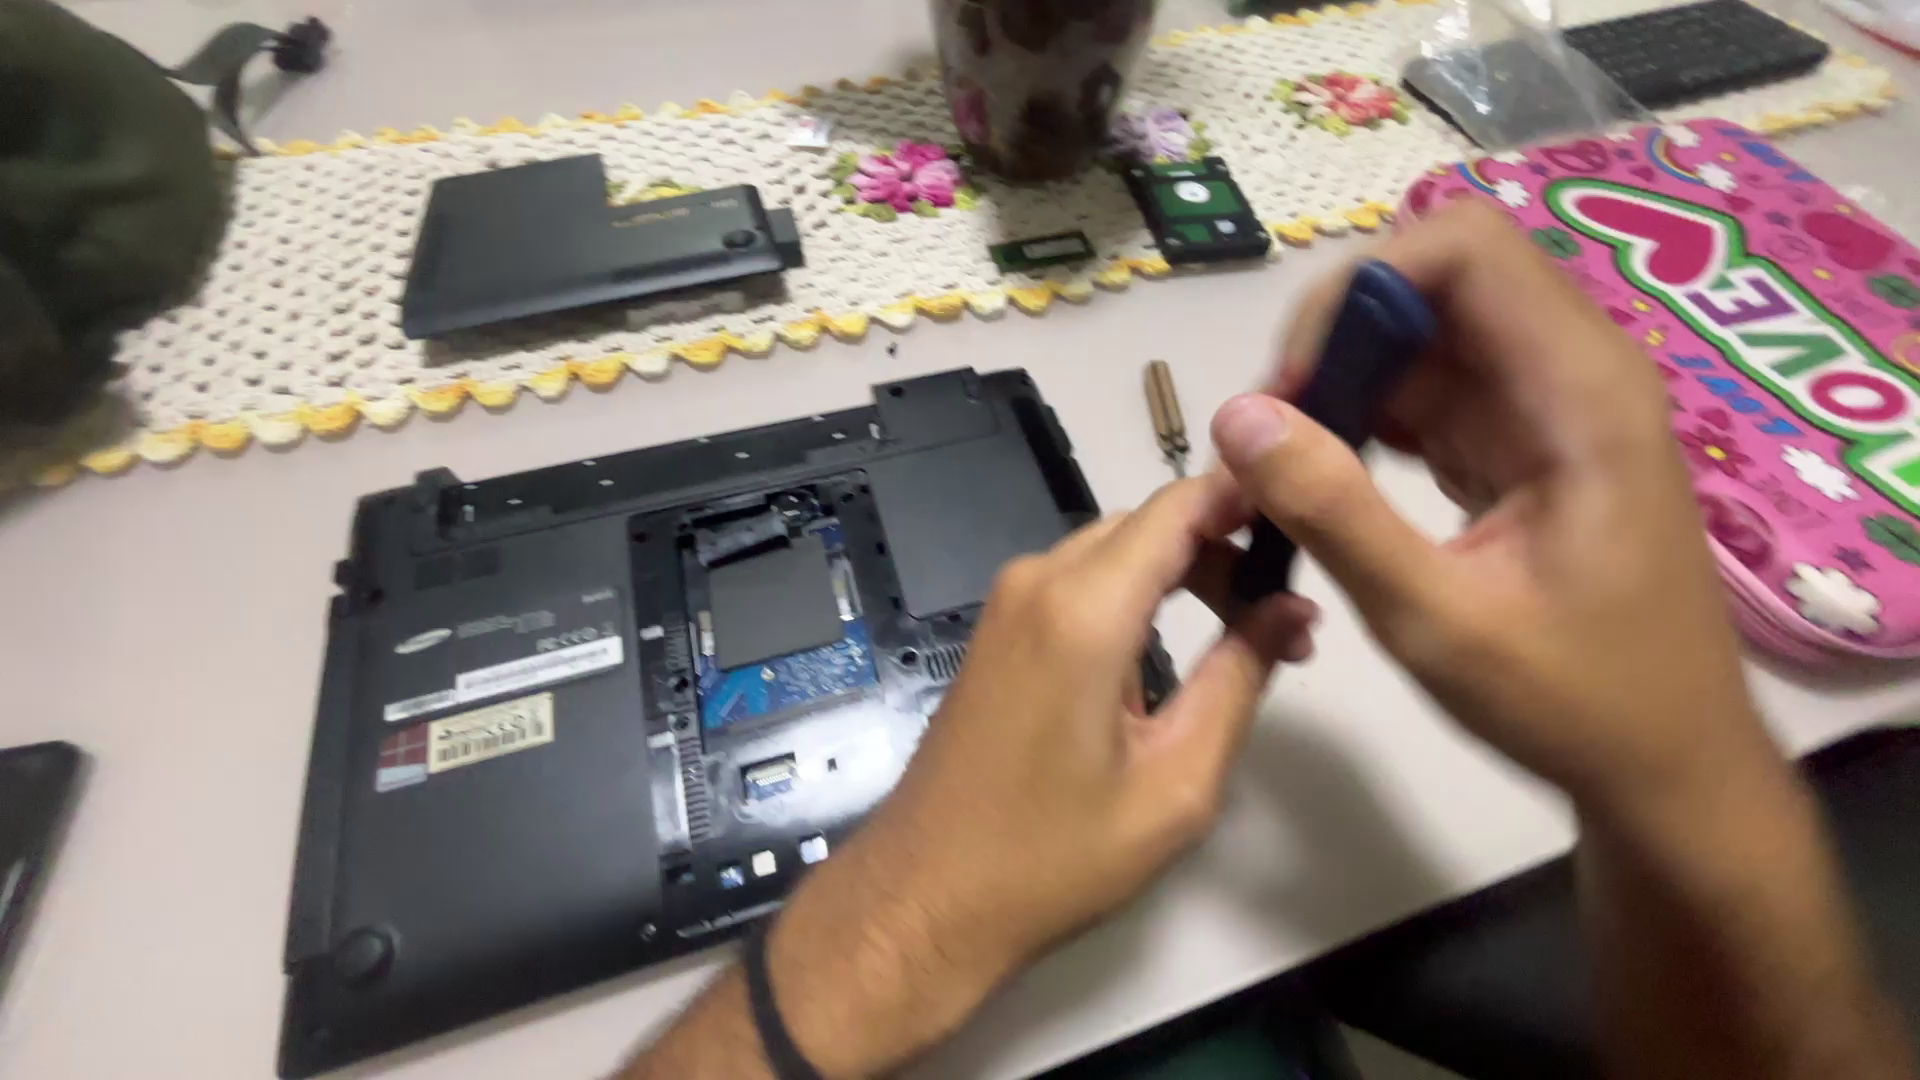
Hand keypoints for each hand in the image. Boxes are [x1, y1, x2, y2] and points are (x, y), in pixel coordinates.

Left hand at [760, 475, 1315, 1077]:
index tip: (1303, 520)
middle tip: (1282, 620)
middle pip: (1146, 524)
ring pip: (1113, 549)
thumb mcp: (1175, 780)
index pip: (1177, 507)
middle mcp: (1037, 581)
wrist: (930, 888)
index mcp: (1082, 609)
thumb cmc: (1054, 853)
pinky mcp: (998, 626)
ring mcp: (1007, 600)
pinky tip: (1166, 647)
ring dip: (1179, 572)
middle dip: (1221, 550)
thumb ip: (1239, 678)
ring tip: (1242, 637)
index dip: (1243, 497)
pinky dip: (1132, 593)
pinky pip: (1078, 581)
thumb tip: (1291, 608)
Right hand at [1210, 200, 1777, 812]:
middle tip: (1268, 437)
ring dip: (1333, 390)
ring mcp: (1537, 410)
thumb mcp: (1432, 617)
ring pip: (1413, 344)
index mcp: (1578, 394)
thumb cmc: (1567, 699)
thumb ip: (1332, 511)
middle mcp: (1565, 377)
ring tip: (1279, 468)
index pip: (1464, 252)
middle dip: (1331, 347)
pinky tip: (1322, 482)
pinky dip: (1354, 425)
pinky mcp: (1510, 445)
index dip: (1360, 292)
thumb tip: (1234, 417)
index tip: (1294, 385)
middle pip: (1429, 289)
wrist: (1658, 765)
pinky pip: (1417, 397)